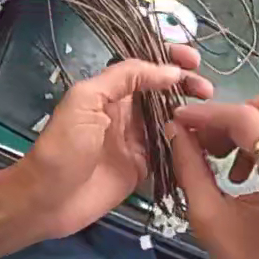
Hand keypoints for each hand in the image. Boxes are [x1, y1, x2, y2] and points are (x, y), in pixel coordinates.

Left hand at [8, 44, 212, 240]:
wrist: (47, 199)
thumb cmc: (62, 147)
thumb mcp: (86, 101)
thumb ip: (124, 78)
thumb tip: (168, 71)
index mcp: (108, 92)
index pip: (143, 67)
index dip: (168, 59)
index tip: (193, 59)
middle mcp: (123, 113)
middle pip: (161, 91)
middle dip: (186, 84)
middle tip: (208, 89)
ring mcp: (134, 141)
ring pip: (169, 119)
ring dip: (190, 112)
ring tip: (211, 110)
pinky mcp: (141, 167)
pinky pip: (169, 150)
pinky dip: (186, 143)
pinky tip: (204, 138)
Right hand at [169, 93, 258, 258]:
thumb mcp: (209, 218)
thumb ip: (190, 165)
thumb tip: (174, 129)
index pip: (248, 121)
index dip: (208, 116)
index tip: (178, 120)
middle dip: (230, 118)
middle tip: (203, 140)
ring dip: (249, 128)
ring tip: (223, 159)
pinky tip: (247, 168)